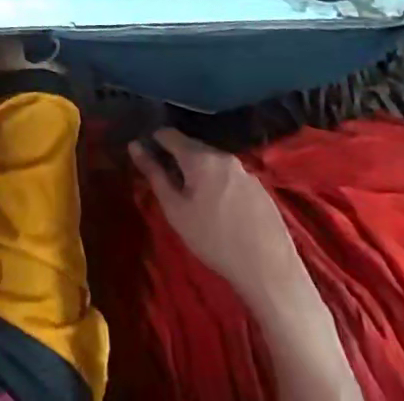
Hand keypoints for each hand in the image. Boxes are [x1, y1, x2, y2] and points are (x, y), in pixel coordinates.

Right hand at [130, 128, 303, 305]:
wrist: (269, 269)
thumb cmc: (214, 239)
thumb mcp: (176, 210)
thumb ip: (154, 174)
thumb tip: (135, 145)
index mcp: (201, 157)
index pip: (170, 134)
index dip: (154, 140)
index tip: (145, 153)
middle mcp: (224, 156)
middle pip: (193, 147)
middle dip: (177, 158)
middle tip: (167, 181)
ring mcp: (246, 171)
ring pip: (213, 163)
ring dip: (199, 171)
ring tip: (192, 196)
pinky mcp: (260, 188)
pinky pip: (230, 176)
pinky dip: (218, 183)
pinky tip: (219, 207)